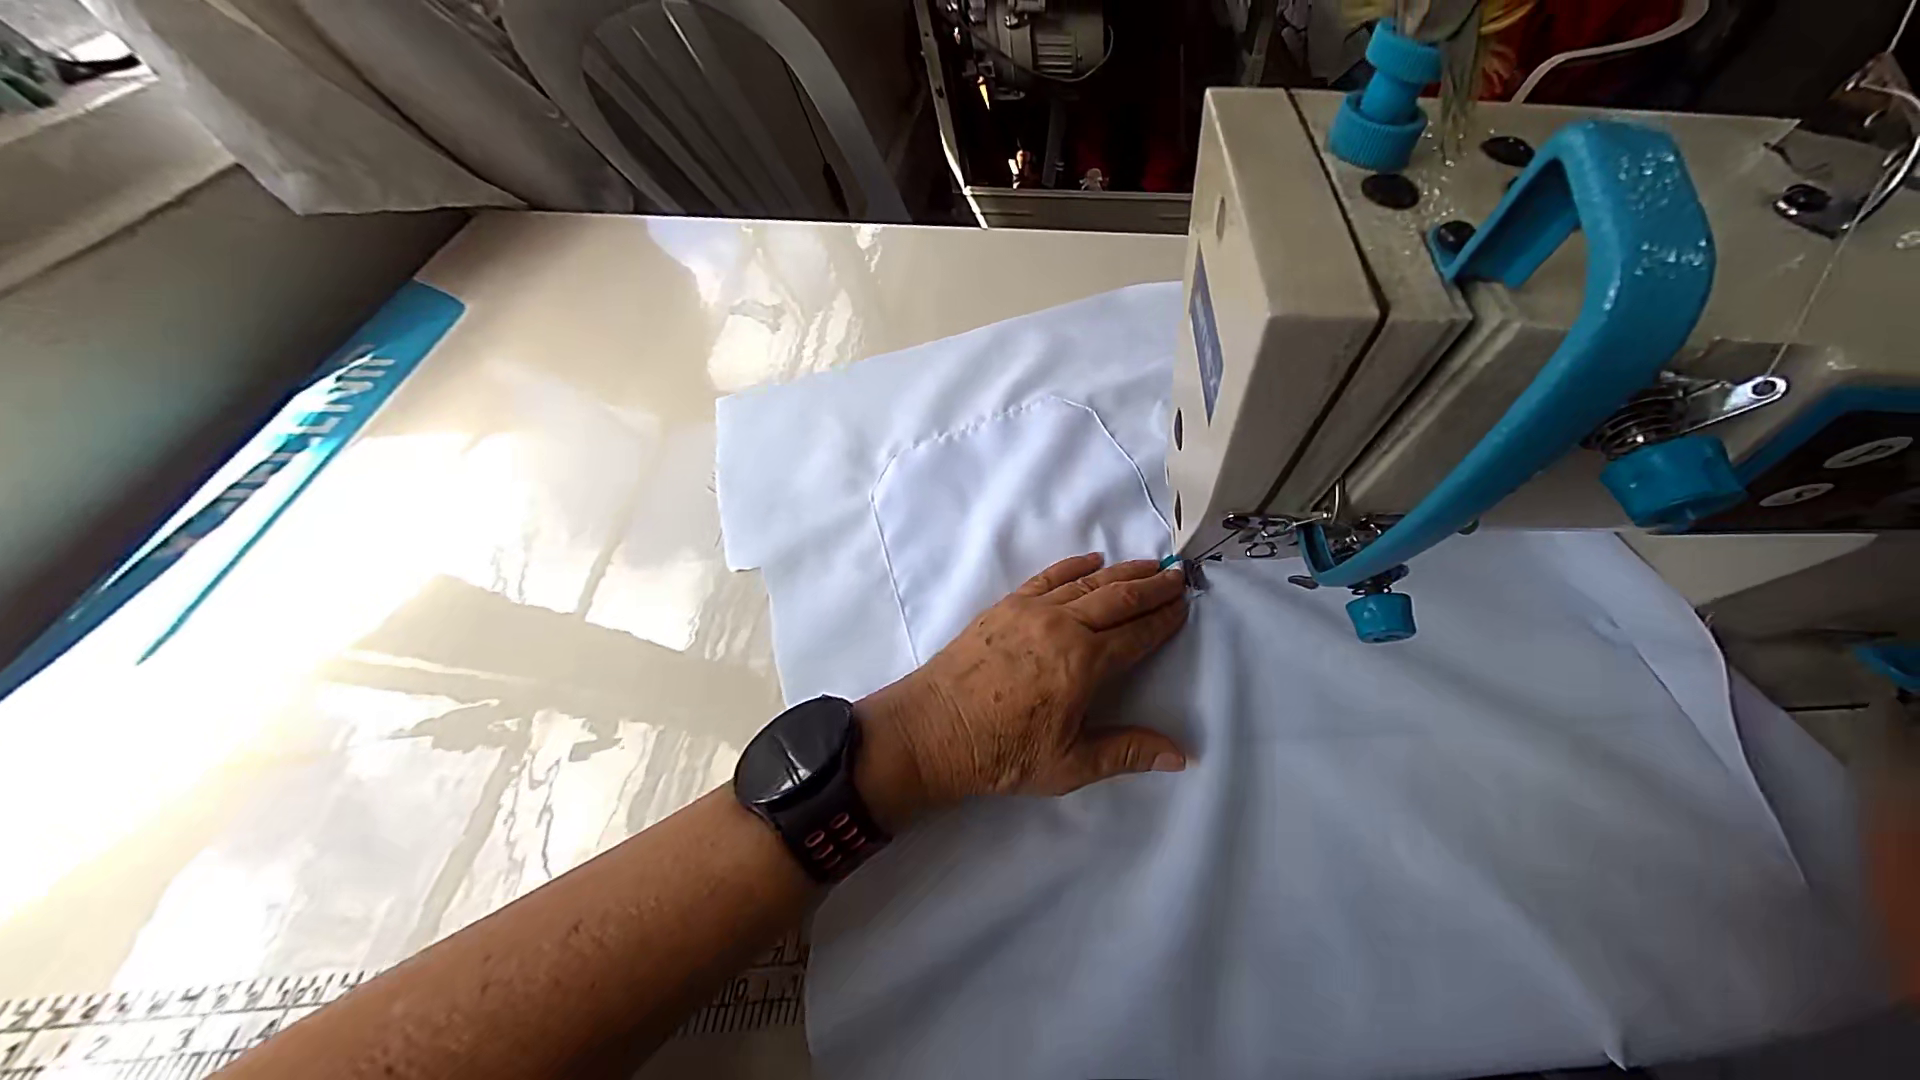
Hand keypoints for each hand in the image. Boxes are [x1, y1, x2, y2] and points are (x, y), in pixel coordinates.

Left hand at [854, 553, 1190, 830]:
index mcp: (1082, 664)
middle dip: (1152, 587)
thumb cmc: (1001, 753)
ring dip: (1121, 572)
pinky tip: (1091, 560)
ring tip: (1148, 565)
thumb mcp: (1069, 765)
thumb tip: (1180, 756)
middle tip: (1178, 576)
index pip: (1135, 635)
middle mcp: (1060, 627)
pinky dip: (1073, 566)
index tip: (1184, 607)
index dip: (1163, 621)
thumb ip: (1126, 753)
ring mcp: (1030, 611)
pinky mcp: (1005, 606)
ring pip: (1086, 583)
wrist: (932, 729)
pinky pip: (1047, 577)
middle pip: (1117, 598)